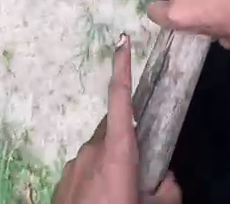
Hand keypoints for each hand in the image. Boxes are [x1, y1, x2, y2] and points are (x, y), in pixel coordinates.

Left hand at [52, 36, 180, 203]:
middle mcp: (92, 152)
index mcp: (117, 152)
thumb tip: (167, 180)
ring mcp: (73, 168)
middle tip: (142, 177)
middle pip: (114, 133)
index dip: (122, 67)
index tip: (122, 41)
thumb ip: (167, 191)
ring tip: (121, 197)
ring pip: (99, 156)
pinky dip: (95, 185)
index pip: (119, 98)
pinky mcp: (61, 186)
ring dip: (111, 169)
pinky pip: (84, 174)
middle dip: (129, 146)